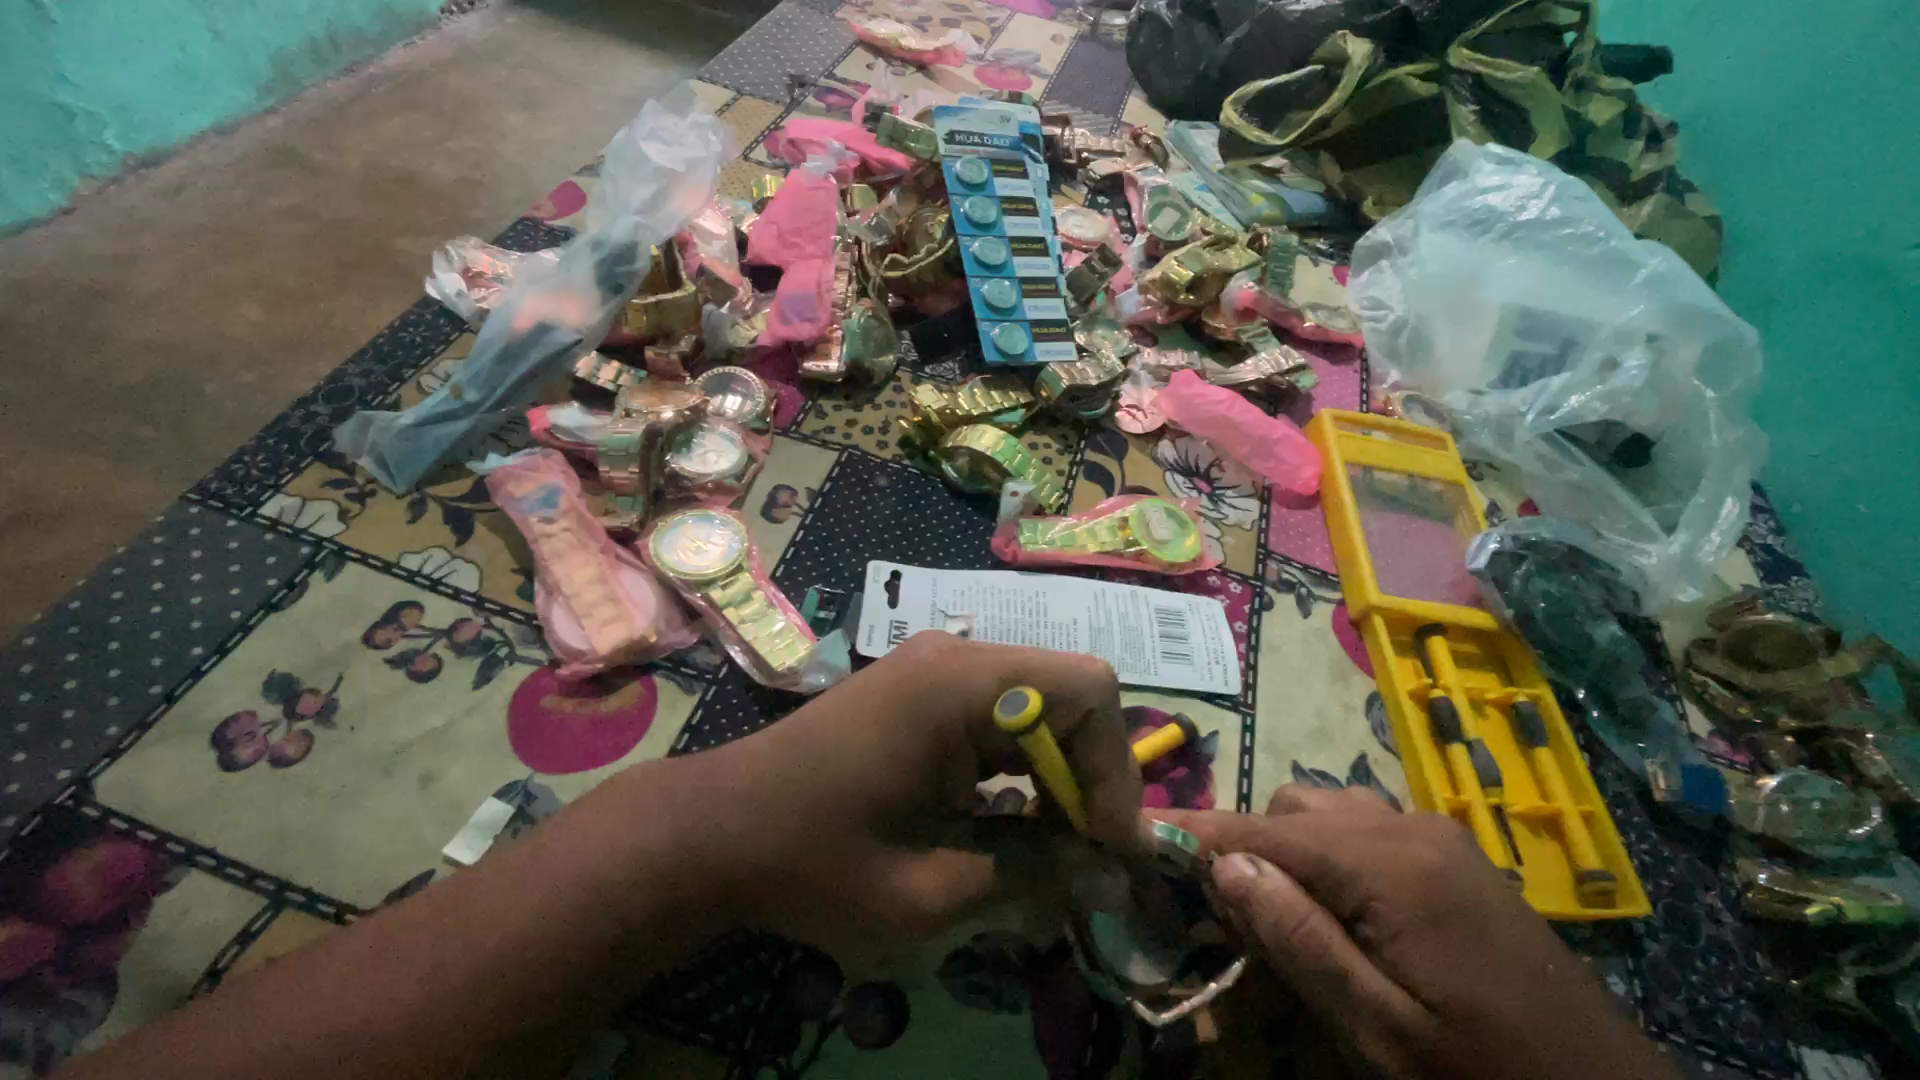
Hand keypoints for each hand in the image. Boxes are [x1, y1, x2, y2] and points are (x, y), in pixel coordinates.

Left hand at [667, 632, 1141, 952]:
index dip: (1115, 769)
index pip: (1088, 690)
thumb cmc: (814, 860)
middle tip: (1089, 859)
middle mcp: (955, 657)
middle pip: (1068, 694)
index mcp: (961, 684)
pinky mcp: (920, 694)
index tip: (1111, 849)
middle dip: (1090, 776)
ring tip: (1052, 852)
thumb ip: (1032, 873)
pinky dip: (1020, 768)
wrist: (713, 832)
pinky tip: (1006, 826)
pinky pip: (998, 718)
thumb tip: (1113, 878)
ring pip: (1037, 707)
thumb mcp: (930, 888)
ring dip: (1057, 775)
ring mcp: (934, 670)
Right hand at [1160, 787, 1679, 1079]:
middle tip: (1217, 915)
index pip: (1262, 832)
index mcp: (1388, 864)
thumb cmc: (1484, 1073)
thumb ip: (1298, 941)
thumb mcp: (1381, 1033)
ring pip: (1323, 811)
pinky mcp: (1449, 854)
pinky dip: (1324, 852)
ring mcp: (1434, 834)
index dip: (1191, 831)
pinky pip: (1361, 827)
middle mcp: (1407, 826)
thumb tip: (1225, 865)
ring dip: (1284, 849)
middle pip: (1289, 811)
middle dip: (1241, 849)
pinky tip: (1331, 907)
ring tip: (1272, 914)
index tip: (1131, 827)